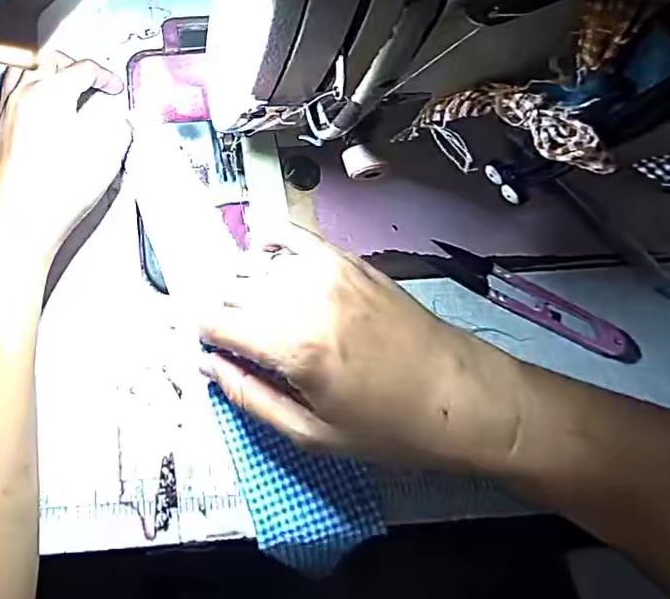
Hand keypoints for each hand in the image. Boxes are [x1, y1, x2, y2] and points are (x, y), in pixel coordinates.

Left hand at [0, 52, 132, 276]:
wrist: (17, 227)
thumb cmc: (56, 195)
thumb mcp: (105, 156)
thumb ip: (117, 127)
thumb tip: (118, 119)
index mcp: (50, 94)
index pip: (82, 67)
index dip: (105, 75)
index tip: (113, 88)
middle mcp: (20, 96)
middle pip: (43, 56)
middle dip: (69, 60)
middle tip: (85, 76)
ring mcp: (1, 113)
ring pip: (16, 69)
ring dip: (38, 68)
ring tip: (54, 79)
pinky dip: (12, 89)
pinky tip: (20, 100)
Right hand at [199, 227, 528, 472]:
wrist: (464, 396)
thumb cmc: (392, 425)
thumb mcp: (315, 435)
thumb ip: (249, 397)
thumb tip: (208, 364)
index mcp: (292, 346)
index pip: (213, 320)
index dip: (205, 336)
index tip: (216, 349)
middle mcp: (300, 297)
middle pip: (228, 289)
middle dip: (225, 313)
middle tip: (246, 340)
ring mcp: (322, 270)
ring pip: (250, 264)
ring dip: (244, 286)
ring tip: (264, 310)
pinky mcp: (340, 257)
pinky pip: (285, 234)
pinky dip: (267, 242)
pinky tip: (267, 257)